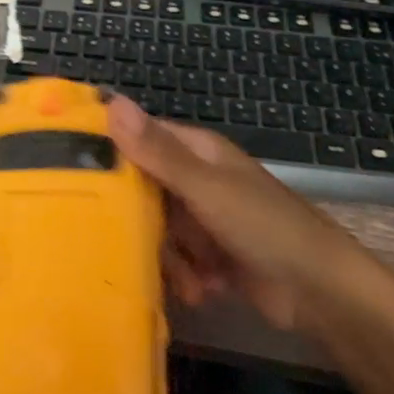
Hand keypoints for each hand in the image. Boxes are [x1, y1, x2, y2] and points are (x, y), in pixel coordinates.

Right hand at [107, 96, 365, 330]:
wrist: (320, 291)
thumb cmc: (264, 226)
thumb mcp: (206, 187)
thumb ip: (158, 152)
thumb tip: (113, 102)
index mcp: (197, 153)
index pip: (139, 140)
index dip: (110, 153)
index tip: (72, 175)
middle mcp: (198, 182)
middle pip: (142, 193)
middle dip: (140, 223)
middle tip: (126, 241)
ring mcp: (205, 221)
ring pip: (157, 232)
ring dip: (170, 259)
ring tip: (188, 276)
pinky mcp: (213, 257)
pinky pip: (178, 262)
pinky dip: (189, 278)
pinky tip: (205, 291)